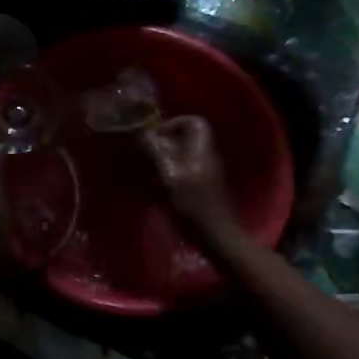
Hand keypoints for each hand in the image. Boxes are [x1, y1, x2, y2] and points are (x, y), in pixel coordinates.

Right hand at [139, 116, 238, 242]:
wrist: (216, 236)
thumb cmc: (194, 205)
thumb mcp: (171, 176)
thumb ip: (157, 152)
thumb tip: (143, 133)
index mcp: (202, 150)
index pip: (195, 122)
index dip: (174, 123)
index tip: (155, 135)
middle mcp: (205, 157)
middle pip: (186, 139)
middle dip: (163, 142)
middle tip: (144, 152)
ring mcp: (204, 173)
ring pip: (181, 156)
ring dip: (162, 159)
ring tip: (144, 170)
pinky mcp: (200, 188)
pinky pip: (181, 172)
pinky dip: (166, 175)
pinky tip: (152, 188)